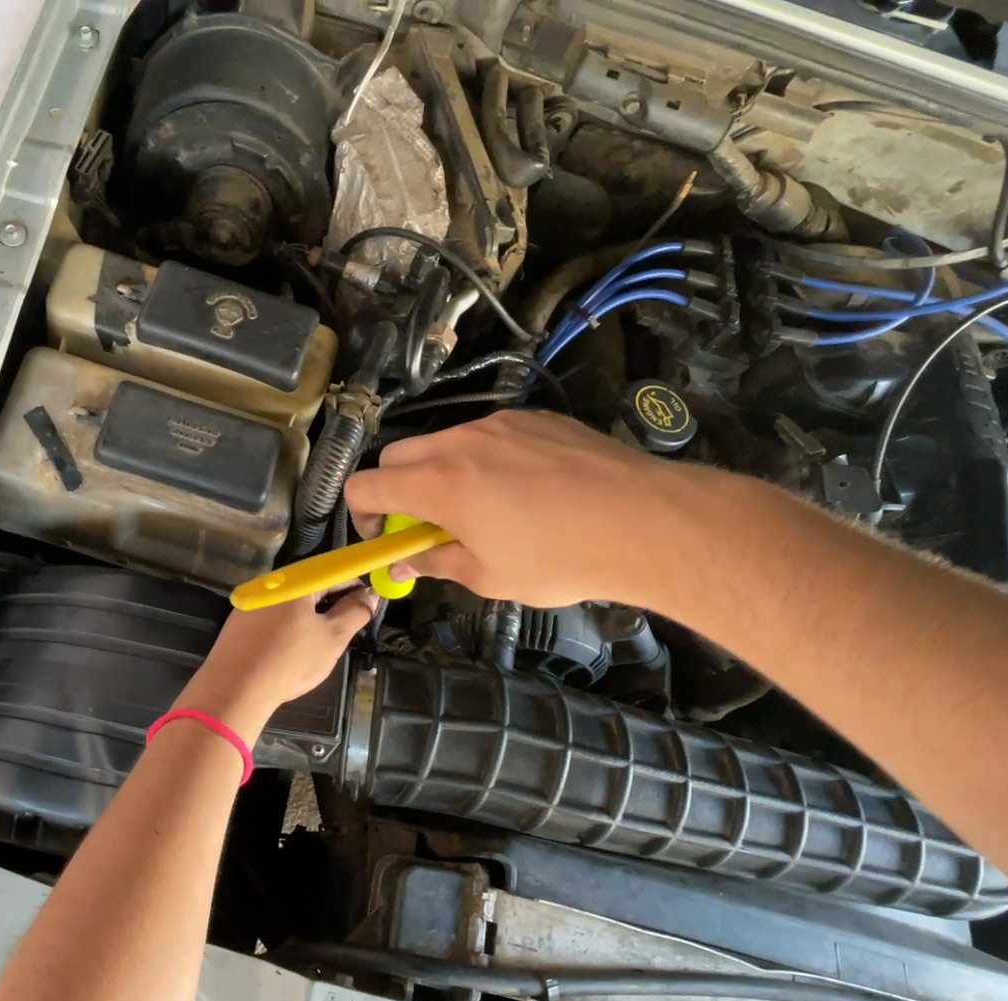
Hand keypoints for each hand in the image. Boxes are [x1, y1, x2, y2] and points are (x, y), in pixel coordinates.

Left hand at [178, 587, 377, 740]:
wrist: (234, 690)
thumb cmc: (289, 662)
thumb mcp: (332, 638)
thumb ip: (356, 612)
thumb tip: (371, 594)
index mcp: (295, 581)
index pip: (333, 571)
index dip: (356, 584)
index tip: (370, 601)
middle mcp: (272, 584)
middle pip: (312, 584)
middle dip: (335, 600)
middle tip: (352, 623)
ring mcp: (253, 601)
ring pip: (293, 601)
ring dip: (313, 613)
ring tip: (325, 639)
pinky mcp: (240, 620)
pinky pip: (275, 614)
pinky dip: (292, 624)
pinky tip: (295, 646)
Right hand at [345, 410, 725, 611]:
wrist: (645, 521)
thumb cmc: (560, 559)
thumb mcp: (488, 576)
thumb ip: (434, 563)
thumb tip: (402, 562)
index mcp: (439, 483)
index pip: (366, 484)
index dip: (362, 514)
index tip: (384, 538)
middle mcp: (460, 442)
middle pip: (397, 456)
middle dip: (397, 490)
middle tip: (429, 526)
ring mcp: (500, 423)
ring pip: (445, 442)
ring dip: (441, 473)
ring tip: (484, 509)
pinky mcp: (535, 418)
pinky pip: (489, 435)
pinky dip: (484, 459)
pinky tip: (526, 490)